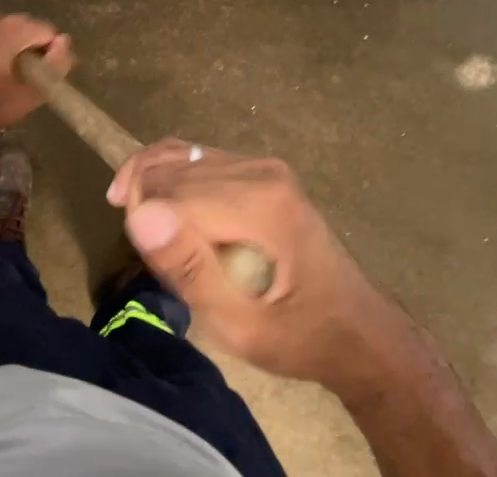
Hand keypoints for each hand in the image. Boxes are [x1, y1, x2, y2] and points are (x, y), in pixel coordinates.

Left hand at [0, 14, 71, 139]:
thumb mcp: (32, 92)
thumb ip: (55, 65)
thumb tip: (65, 41)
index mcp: (12, 29)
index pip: (48, 31)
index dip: (53, 53)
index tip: (46, 76)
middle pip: (28, 27)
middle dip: (36, 48)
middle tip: (34, 77)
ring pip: (9, 31)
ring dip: (18, 47)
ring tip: (17, 75)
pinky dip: (0, 48)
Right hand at [107, 140, 400, 392]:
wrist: (355, 331)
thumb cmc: (296, 337)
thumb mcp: (237, 324)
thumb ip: (189, 267)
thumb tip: (141, 215)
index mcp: (257, 203)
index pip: (164, 191)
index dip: (144, 227)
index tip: (159, 271)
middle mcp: (257, 170)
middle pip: (167, 170)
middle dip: (145, 207)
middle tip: (159, 261)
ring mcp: (260, 164)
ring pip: (174, 158)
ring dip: (150, 190)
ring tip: (152, 236)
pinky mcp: (258, 168)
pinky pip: (193, 159)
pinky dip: (168, 179)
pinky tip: (160, 210)